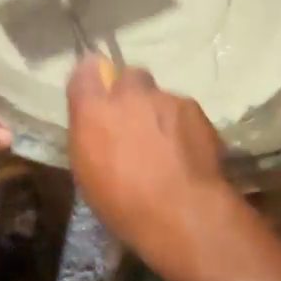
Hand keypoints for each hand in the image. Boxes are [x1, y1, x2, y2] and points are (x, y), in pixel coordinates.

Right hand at [66, 60, 235, 269]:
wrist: (182, 212)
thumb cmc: (123, 202)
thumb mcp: (87, 172)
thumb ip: (88, 132)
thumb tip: (94, 116)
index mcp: (94, 109)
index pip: (86, 69)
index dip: (92, 77)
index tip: (96, 93)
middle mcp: (128, 93)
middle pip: (128, 75)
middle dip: (129, 92)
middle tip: (133, 121)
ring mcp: (164, 98)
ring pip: (158, 95)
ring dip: (157, 112)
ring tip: (164, 145)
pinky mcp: (194, 109)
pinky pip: (182, 110)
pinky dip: (181, 125)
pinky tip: (185, 151)